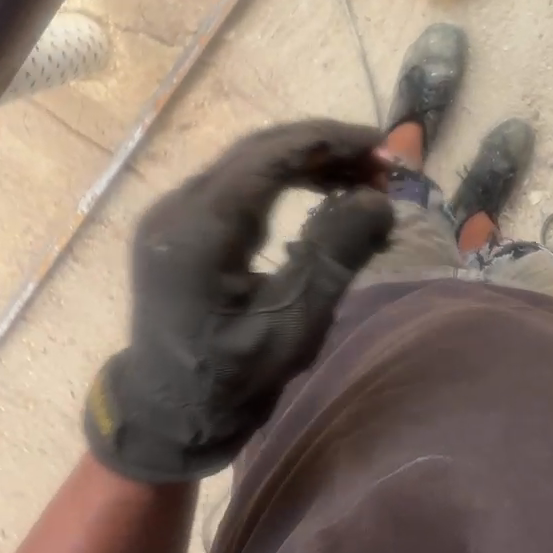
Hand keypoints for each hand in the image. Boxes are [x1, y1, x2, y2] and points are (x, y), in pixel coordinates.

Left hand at [84, 121, 393, 482]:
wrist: (168, 411)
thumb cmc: (233, 378)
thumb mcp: (295, 325)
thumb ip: (335, 256)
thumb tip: (380, 200)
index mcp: (201, 231)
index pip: (271, 156)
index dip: (331, 142)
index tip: (384, 148)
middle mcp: (180, 207)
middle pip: (261, 150)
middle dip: (327, 148)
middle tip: (384, 166)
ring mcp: (175, 212)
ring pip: (251, 161)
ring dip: (310, 160)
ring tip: (363, 177)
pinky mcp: (183, 223)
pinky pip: (240, 182)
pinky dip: (286, 178)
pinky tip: (322, 189)